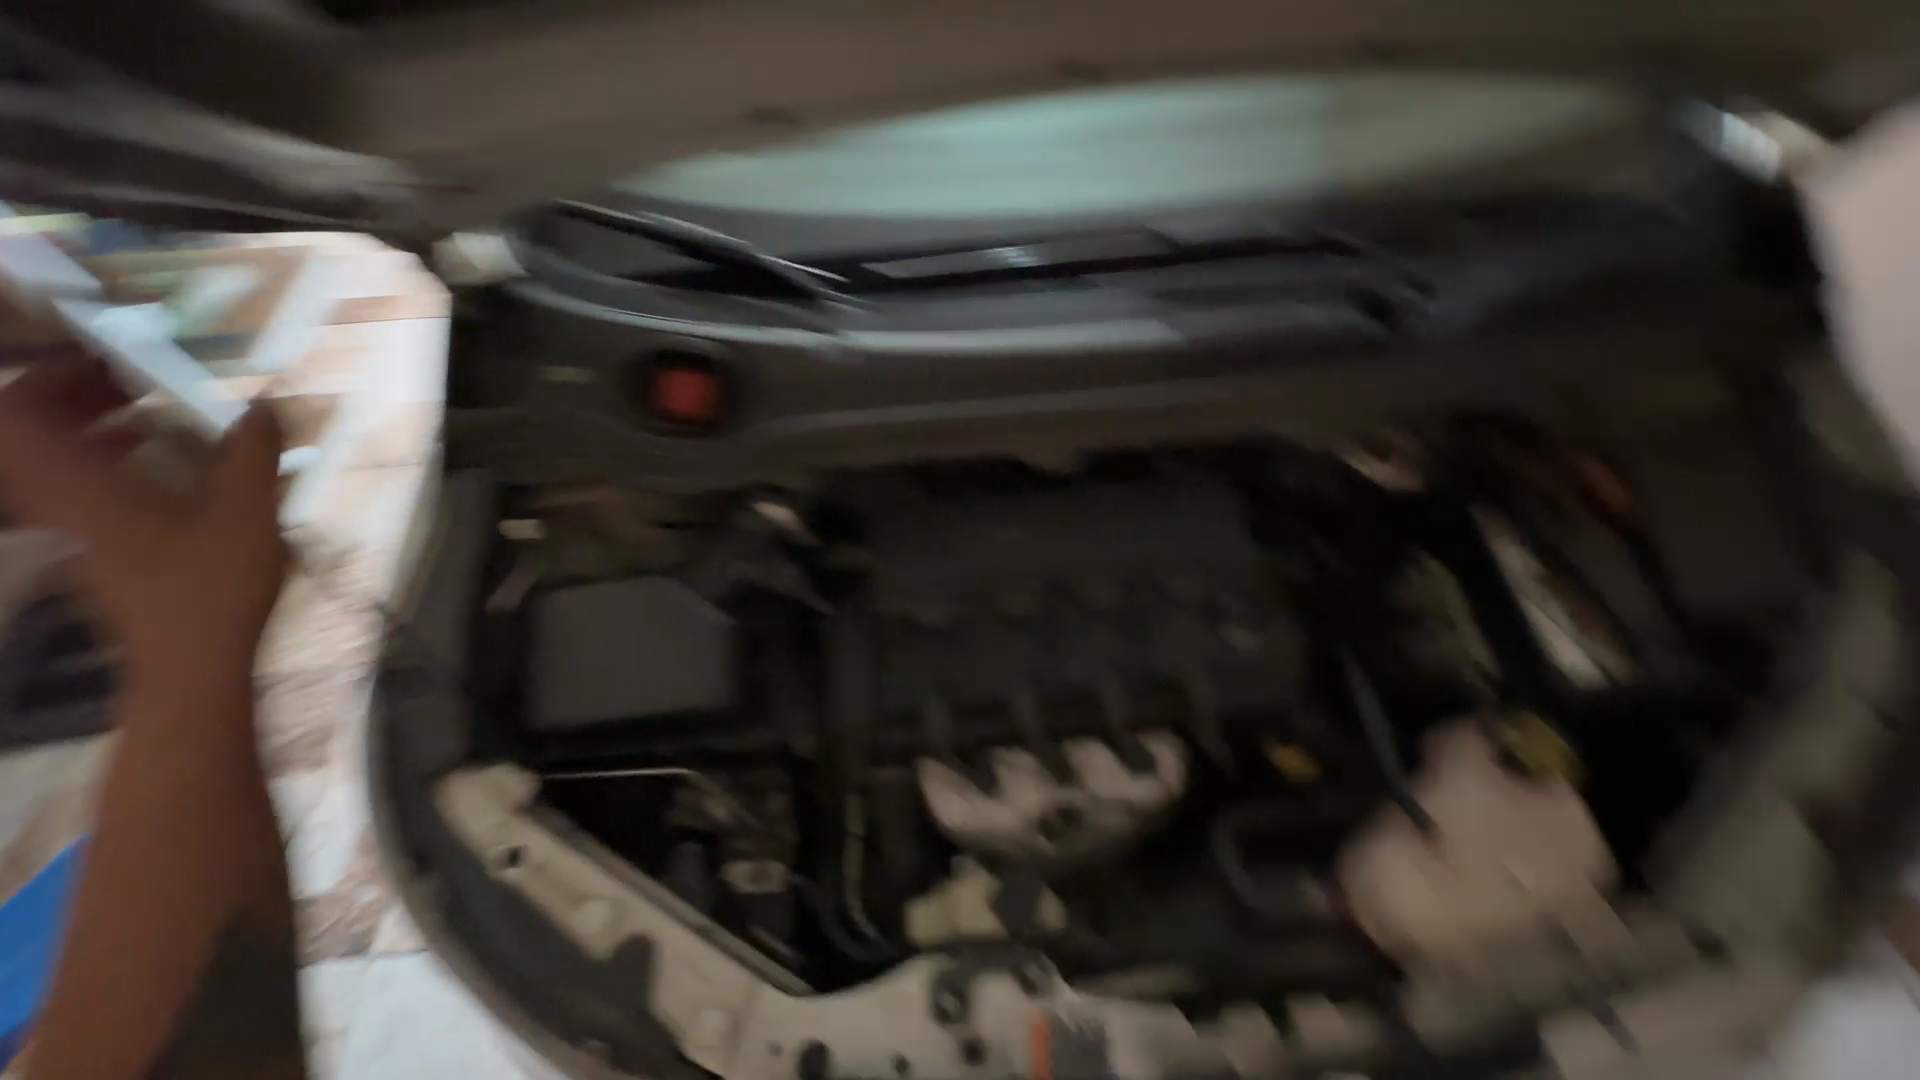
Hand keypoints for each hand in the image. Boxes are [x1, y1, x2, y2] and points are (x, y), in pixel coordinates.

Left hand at [0, 356, 287, 682]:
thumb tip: (263, 405)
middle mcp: (57, 500)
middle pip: (26, 432)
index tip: (108, 358)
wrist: (190, 664)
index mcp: (80, 485)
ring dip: (85, 426)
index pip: (18, 412)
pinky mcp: (93, 547)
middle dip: (69, 395)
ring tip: (145, 413)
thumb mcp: (249, 514)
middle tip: (129, 378)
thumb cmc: (213, 588)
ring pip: (47, 459)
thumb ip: (253, 454)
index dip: (51, 375)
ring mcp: (70, 527)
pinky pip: (71, 485)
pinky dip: (101, 459)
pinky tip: (156, 461)